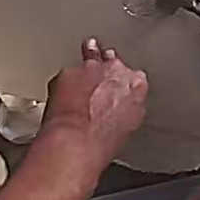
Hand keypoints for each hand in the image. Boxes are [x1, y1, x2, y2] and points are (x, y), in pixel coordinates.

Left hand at [40, 38, 148, 158]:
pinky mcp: (68, 71)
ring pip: (89, 60)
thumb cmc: (104, 138)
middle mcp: (115, 69)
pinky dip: (66, 83)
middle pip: (112, 63)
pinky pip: (67, 74)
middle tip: (98, 87)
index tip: (117, 92)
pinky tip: (63, 96)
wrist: (77, 139)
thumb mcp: (131, 123)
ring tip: (80, 83)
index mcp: (137, 83)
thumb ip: (129, 104)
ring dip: (86, 70)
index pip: (134, 76)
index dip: (123, 83)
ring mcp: (91, 67)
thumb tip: (121, 107)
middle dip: (105, 72)